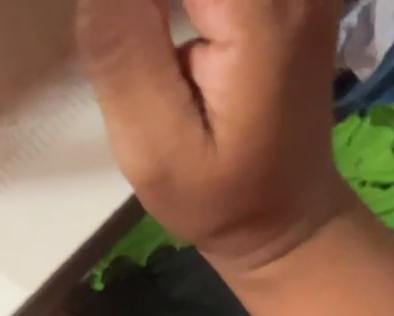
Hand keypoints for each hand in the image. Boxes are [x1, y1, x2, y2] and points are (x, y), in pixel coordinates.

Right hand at [75, 0, 358, 275]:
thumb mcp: (155, 149)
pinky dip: (174, 0)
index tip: (107, 20)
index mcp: (259, 10)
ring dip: (153, 0)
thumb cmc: (219, 198)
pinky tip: (157, 23)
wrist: (286, 216)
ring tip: (143, 37)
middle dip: (142, 0)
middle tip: (121, 29)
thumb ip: (121, 48)